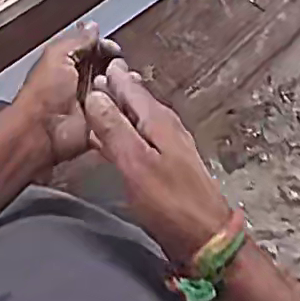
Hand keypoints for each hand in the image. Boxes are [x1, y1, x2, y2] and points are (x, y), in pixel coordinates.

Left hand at [12, 23, 119, 166]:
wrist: (44, 131)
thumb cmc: (46, 91)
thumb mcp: (57, 56)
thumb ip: (77, 41)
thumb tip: (92, 25)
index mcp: (69, 64)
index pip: (95, 51)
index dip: (106, 47)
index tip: (114, 49)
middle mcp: (82, 83)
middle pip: (110, 71)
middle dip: (119, 67)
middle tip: (123, 68)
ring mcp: (94, 104)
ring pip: (118, 91)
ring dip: (125, 87)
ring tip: (127, 85)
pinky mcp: (103, 124)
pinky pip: (121, 114)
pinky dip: (127, 109)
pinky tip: (130, 103)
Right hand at [83, 58, 232, 265]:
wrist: (207, 241)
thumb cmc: (169, 201)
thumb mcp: (135, 162)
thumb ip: (113, 127)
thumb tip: (94, 94)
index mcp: (157, 119)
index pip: (129, 86)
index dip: (110, 74)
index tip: (94, 59)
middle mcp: (164, 126)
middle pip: (134, 99)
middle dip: (114, 86)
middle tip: (92, 74)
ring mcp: (168, 145)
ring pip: (136, 117)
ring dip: (117, 108)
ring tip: (98, 99)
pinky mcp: (166, 164)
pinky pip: (138, 135)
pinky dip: (122, 130)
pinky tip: (111, 137)